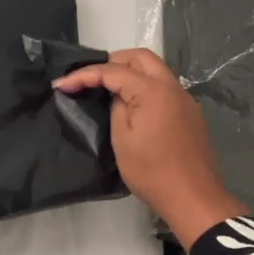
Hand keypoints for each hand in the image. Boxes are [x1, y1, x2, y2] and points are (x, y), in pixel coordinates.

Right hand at [55, 48, 248, 249]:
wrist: (193, 197)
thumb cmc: (151, 171)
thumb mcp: (122, 139)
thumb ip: (116, 107)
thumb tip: (116, 96)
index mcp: (153, 91)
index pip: (113, 71)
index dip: (84, 75)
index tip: (60, 85)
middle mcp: (172, 87)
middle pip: (140, 57)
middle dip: (110, 62)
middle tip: (88, 80)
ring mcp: (185, 99)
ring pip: (155, 69)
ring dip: (129, 71)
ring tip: (105, 89)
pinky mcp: (189, 112)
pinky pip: (163, 86)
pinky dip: (143, 85)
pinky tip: (130, 104)